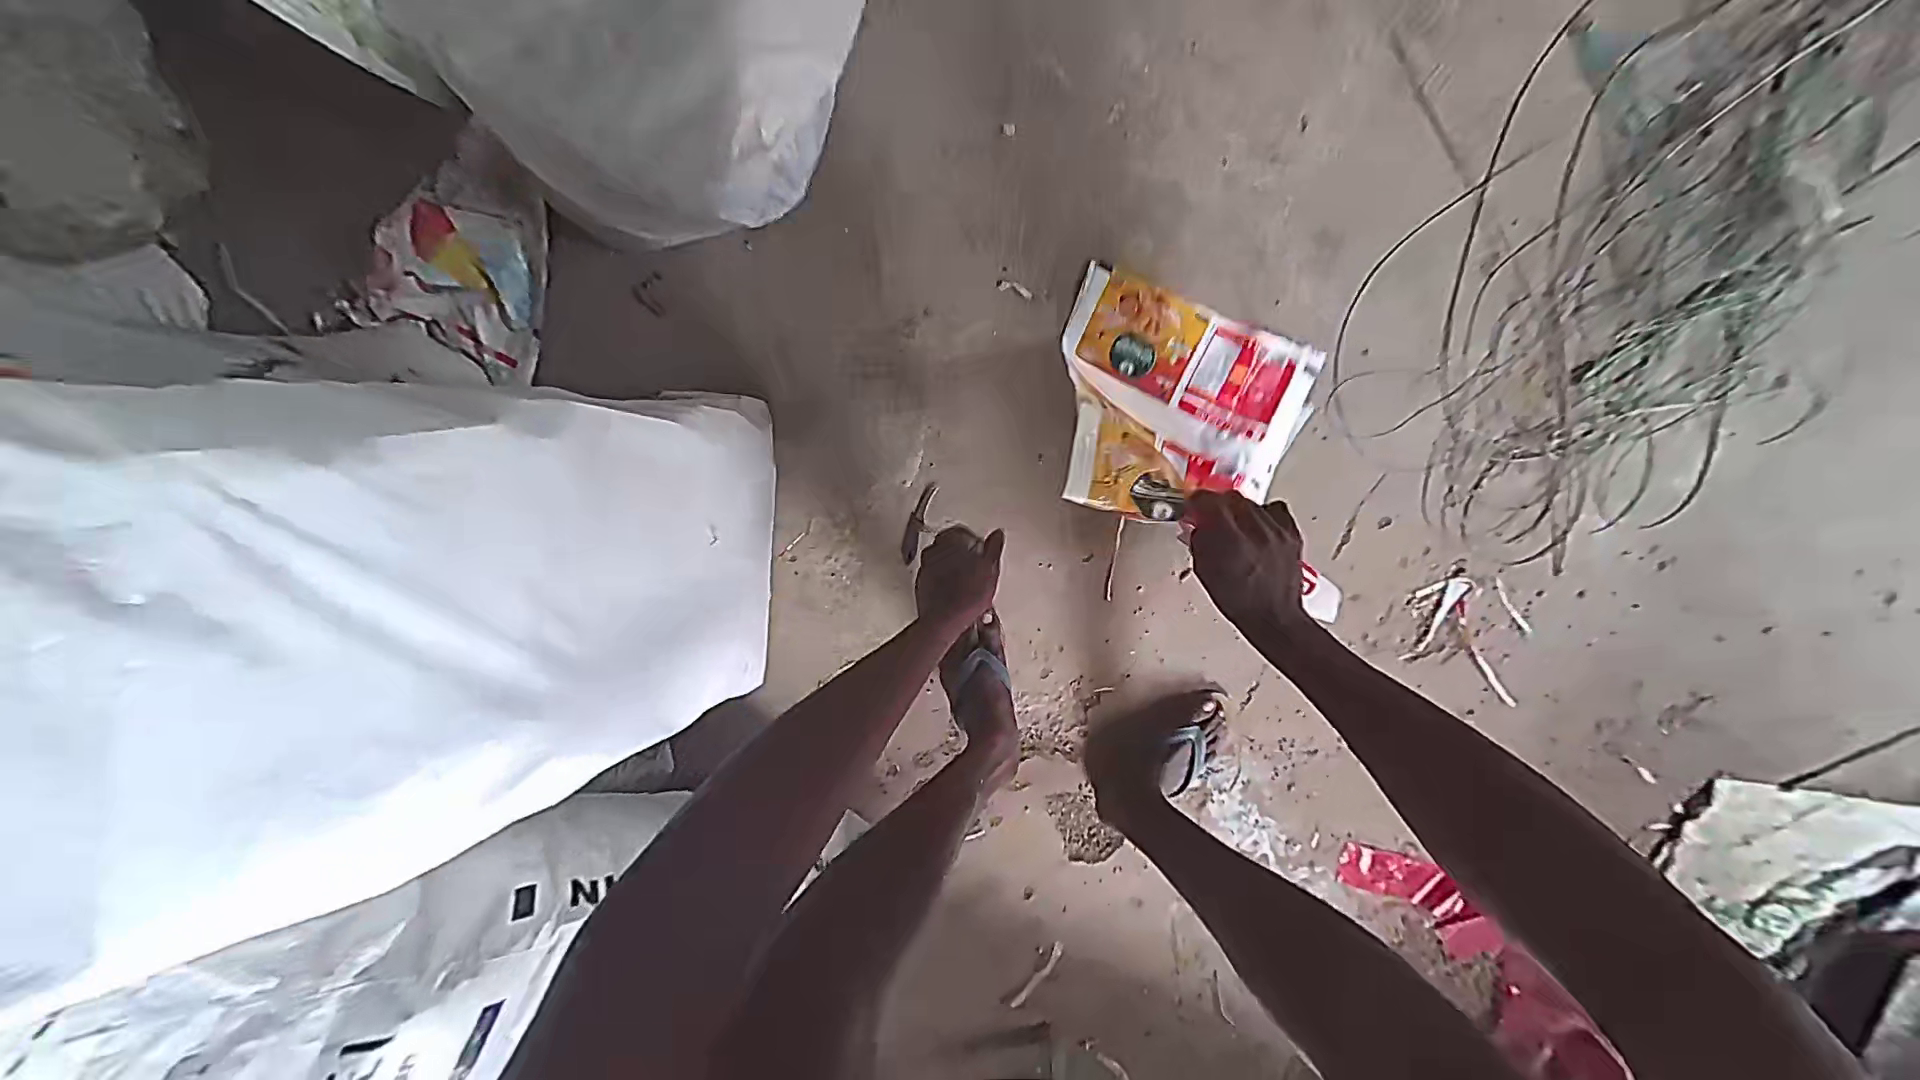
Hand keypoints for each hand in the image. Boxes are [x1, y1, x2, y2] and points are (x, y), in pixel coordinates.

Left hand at [914, 526, 1004, 630]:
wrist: (945, 620)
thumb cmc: (966, 595)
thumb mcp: (991, 568)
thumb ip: (994, 548)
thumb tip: (997, 535)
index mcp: (950, 540)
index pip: (962, 531)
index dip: (975, 541)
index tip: (982, 550)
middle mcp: (934, 550)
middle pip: (949, 544)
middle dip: (962, 552)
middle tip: (976, 564)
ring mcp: (925, 567)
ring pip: (941, 559)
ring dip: (953, 566)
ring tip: (967, 580)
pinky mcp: (921, 584)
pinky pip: (934, 575)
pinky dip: (944, 579)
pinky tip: (956, 590)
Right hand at [1184, 491, 1308, 634]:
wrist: (1273, 617)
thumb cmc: (1240, 600)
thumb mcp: (1204, 571)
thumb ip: (1198, 541)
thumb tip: (1196, 525)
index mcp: (1226, 538)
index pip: (1207, 501)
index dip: (1195, 502)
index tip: (1192, 507)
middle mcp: (1253, 530)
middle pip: (1230, 498)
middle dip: (1216, 504)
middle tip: (1208, 515)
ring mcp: (1275, 530)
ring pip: (1251, 503)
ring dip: (1237, 510)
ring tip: (1231, 524)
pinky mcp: (1291, 534)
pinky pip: (1274, 511)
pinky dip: (1262, 515)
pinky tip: (1255, 527)